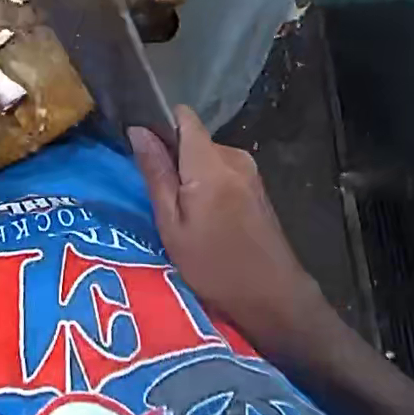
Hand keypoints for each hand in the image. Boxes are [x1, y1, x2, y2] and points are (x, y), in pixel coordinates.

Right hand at [129, 107, 326, 349]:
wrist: (275, 299)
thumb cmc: (214, 267)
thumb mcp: (172, 225)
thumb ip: (156, 173)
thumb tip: (138, 130)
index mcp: (210, 162)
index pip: (183, 115)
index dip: (160, 123)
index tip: (144, 147)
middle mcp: (234, 156)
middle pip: (193, 138)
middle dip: (174, 158)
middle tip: (160, 196)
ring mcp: (250, 170)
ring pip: (206, 156)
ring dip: (191, 174)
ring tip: (182, 213)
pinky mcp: (257, 186)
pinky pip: (222, 170)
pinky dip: (208, 185)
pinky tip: (206, 219)